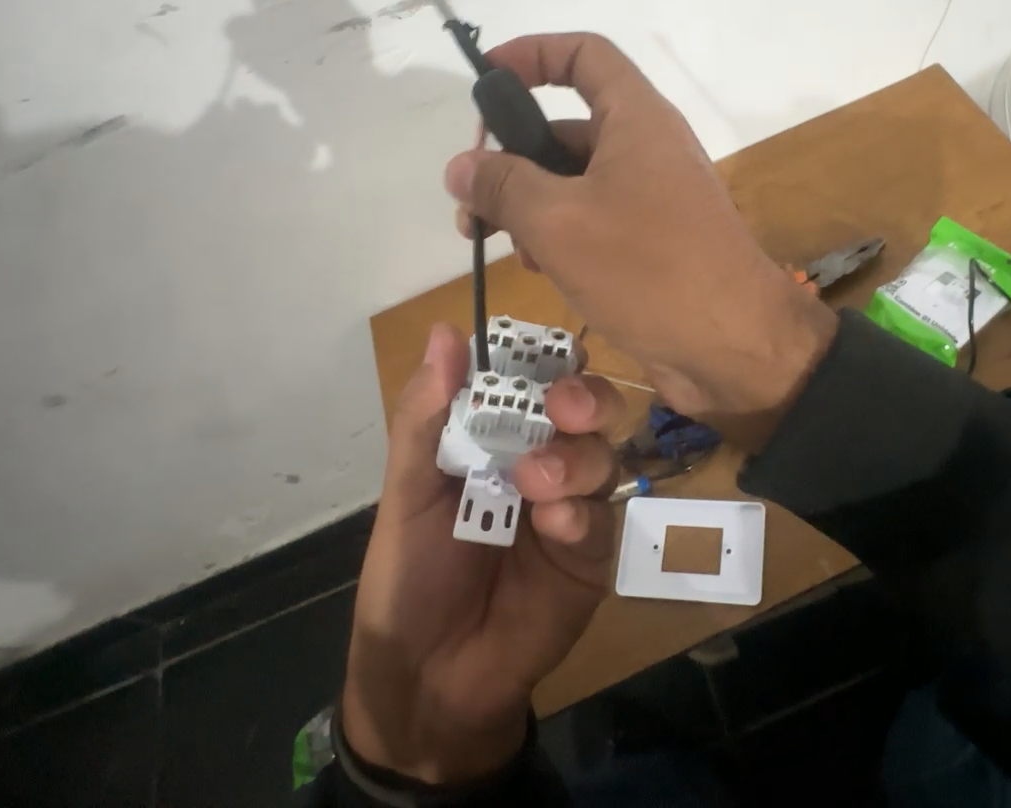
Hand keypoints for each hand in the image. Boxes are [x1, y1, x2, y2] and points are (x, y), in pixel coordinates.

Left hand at [341, 323, 625, 783]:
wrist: (430, 678)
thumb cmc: (409, 578)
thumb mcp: (407, 495)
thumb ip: (426, 418)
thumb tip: (444, 331)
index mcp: (495, 438)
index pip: (535, 378)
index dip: (544, 359)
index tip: (545, 352)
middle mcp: (542, 460)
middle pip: (587, 407)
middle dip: (583, 397)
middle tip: (563, 407)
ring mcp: (573, 505)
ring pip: (603, 455)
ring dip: (577, 457)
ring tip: (536, 481)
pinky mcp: (594, 554)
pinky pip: (603, 518)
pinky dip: (582, 512)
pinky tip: (555, 527)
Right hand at [444, 33, 836, 425]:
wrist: (734, 346)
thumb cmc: (648, 268)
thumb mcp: (559, 221)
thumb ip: (503, 186)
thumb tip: (462, 166)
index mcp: (636, 119)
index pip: (584, 55)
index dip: (532, 54)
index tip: (483, 77)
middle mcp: (647, 150)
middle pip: (569, 129)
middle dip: (514, 159)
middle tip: (472, 203)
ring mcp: (654, 200)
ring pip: (576, 184)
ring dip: (531, 207)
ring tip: (500, 245)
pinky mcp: (653, 245)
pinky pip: (596, 223)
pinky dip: (562, 237)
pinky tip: (542, 271)